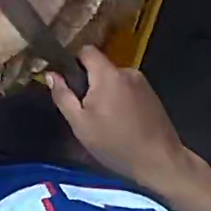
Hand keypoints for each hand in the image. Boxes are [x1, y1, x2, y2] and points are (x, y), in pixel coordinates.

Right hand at [48, 47, 201, 191]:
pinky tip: (122, 122)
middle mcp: (127, 71)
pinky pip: (128, 88)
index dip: (74, 61)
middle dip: (90, 83)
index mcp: (108, 74)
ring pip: (114, 79)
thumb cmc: (115, 143)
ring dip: (106, 92)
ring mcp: (142, 82)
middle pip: (101, 67)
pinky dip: (120, 99)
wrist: (158, 159)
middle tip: (86, 111)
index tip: (68, 81)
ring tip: (105, 120)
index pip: (87, 50)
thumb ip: (63, 96)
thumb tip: (51, 74)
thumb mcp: (81, 124)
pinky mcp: (152, 93)